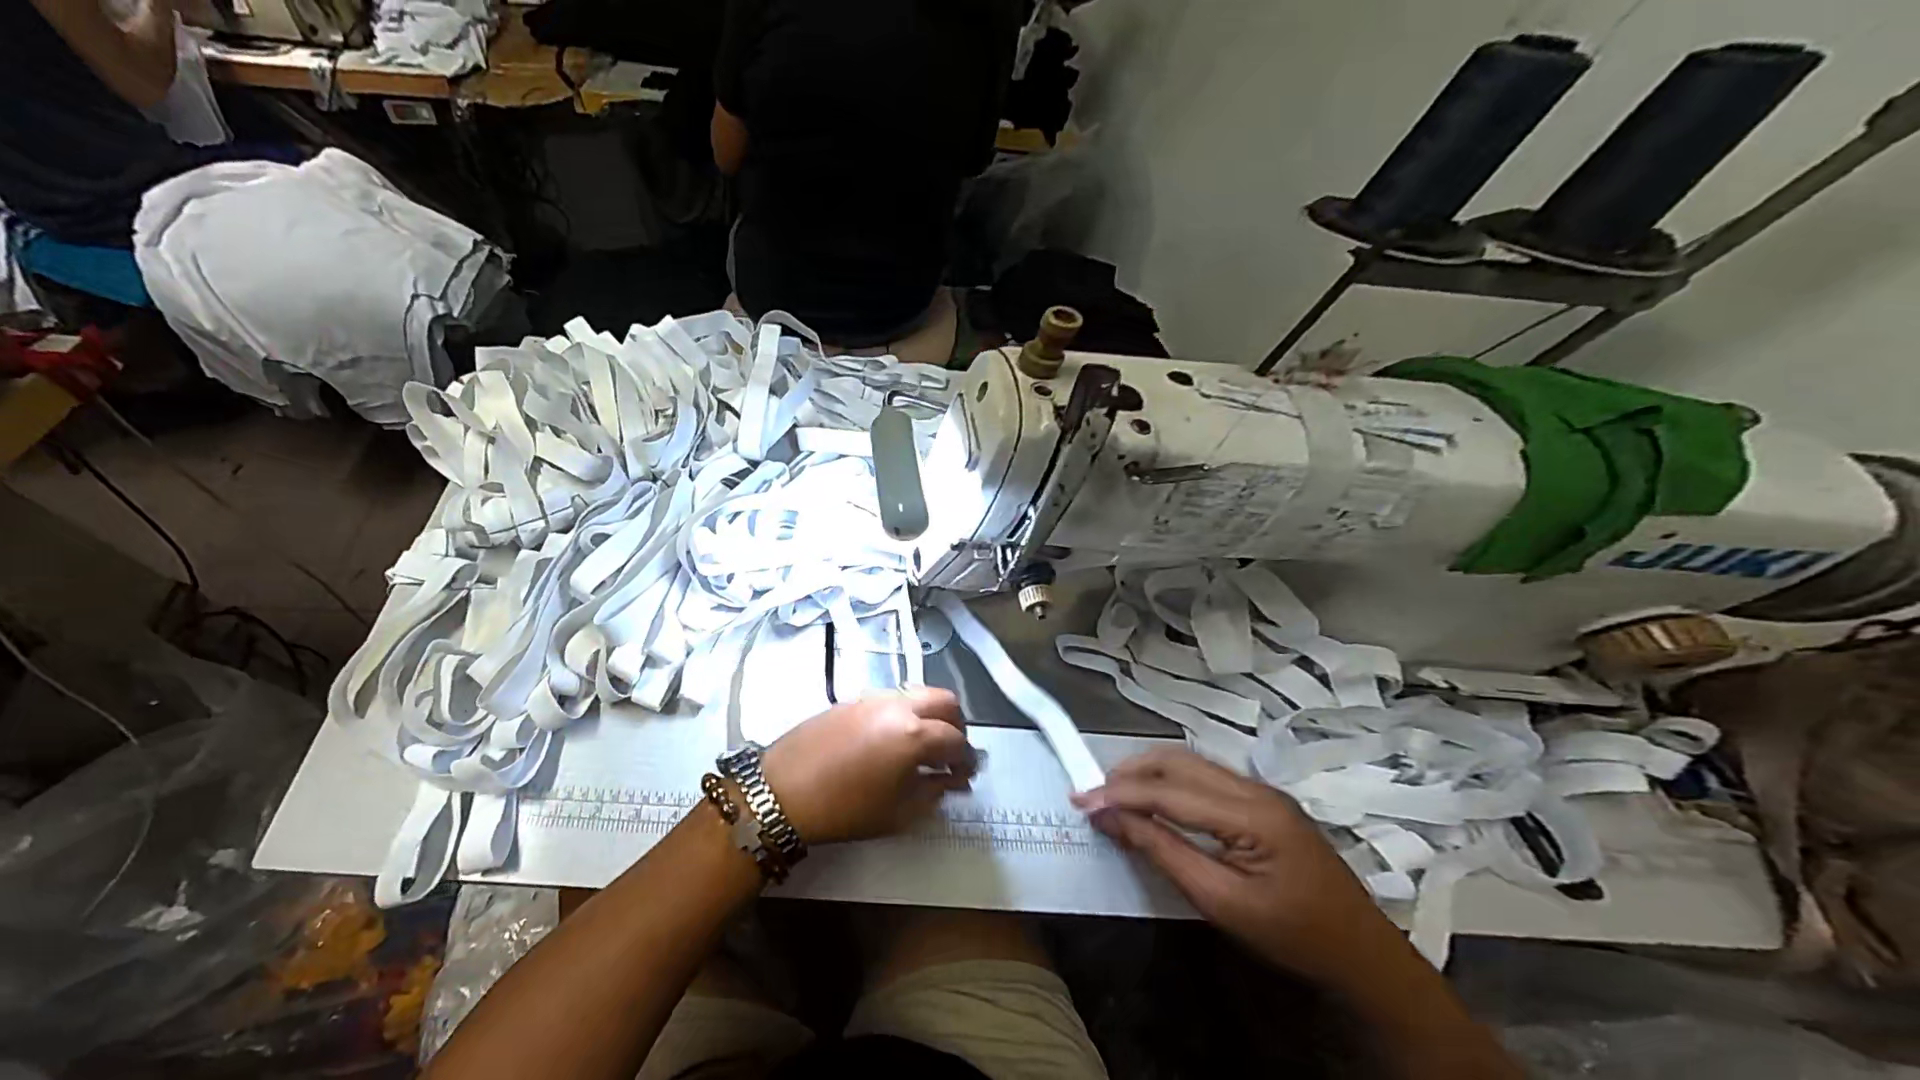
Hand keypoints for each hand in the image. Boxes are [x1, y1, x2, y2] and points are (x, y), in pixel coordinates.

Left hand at [760, 688, 976, 845]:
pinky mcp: (851, 700)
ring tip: (922, 744)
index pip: (957, 740)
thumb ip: (933, 792)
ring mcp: (873, 699)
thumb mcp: (898, 813)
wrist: (781, 792)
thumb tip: (950, 781)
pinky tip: (892, 739)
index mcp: (914, 734)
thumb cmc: (844, 809)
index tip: (965, 774)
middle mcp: (898, 707)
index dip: (967, 759)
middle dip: (956, 725)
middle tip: (951, 752)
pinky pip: (891, 699)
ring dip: (930, 714)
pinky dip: (904, 713)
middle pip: (945, 701)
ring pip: (917, 694)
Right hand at [1072, 747, 1399, 980]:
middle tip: (1093, 792)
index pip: (1171, 792)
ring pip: (1192, 763)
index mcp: (1251, 813)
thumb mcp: (1221, 901)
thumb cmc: (1292, 935)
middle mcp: (1255, 789)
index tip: (1081, 800)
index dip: (1121, 794)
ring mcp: (1262, 791)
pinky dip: (1171, 782)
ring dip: (1149, 772)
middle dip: (1130, 771)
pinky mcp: (1262, 801)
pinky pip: (1207, 777)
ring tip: (1113, 792)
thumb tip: (1112, 819)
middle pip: (1180, 762)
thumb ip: (1164, 853)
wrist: (1361, 952)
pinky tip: (1153, 798)